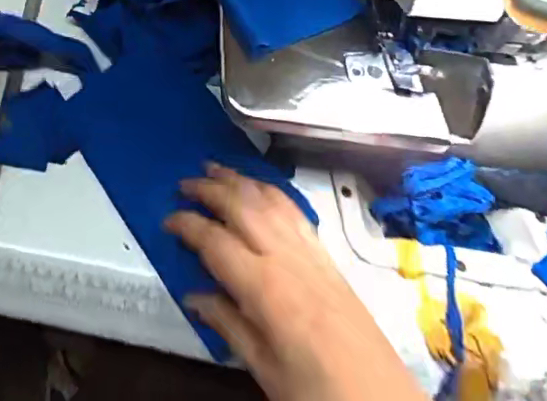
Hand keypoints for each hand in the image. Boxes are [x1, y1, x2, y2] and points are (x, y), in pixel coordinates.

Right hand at [166, 164, 423, 400]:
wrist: (379, 400)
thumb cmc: (315, 391)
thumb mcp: (263, 368)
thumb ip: (228, 324)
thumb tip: (194, 296)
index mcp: (265, 287)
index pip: (215, 241)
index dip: (187, 225)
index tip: (167, 219)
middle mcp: (286, 256)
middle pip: (241, 206)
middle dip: (210, 188)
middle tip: (184, 183)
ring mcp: (309, 250)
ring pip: (268, 198)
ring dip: (239, 179)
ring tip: (215, 168)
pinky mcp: (326, 253)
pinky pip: (293, 208)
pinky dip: (270, 190)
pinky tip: (259, 188)